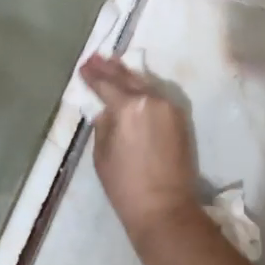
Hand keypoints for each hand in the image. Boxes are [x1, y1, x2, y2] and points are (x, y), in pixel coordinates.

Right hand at [79, 54, 198, 238]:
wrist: (165, 208)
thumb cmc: (126, 186)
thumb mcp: (102, 155)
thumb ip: (104, 125)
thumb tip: (108, 111)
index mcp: (129, 107)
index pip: (106, 85)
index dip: (93, 75)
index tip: (83, 66)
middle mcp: (151, 100)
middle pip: (128, 78)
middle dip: (110, 67)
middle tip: (97, 56)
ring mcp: (169, 107)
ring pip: (145, 84)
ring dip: (128, 75)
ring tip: (114, 63)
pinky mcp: (180, 118)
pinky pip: (158, 95)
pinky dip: (144, 88)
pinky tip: (135, 84)